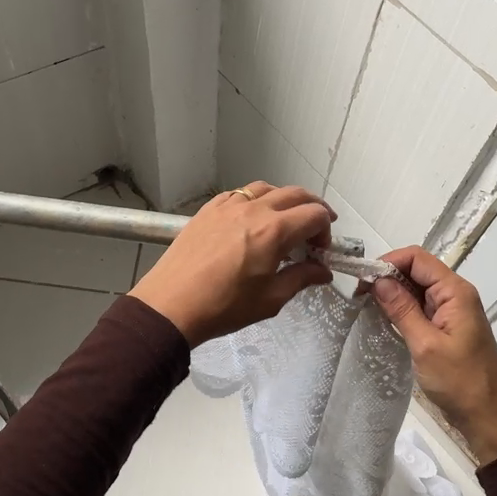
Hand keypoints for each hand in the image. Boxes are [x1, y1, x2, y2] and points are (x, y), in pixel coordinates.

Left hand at [129, 181, 334, 345]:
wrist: (172, 306)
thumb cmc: (224, 307)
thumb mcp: (270, 299)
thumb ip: (301, 278)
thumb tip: (322, 271)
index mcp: (274, 231)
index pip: (315, 214)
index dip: (325, 230)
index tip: (320, 251)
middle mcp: (254, 209)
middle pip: (296, 194)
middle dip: (312, 209)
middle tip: (314, 232)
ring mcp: (228, 205)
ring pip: (267, 188)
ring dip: (284, 201)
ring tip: (284, 222)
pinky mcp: (208, 209)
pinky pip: (239, 194)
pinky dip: (254, 201)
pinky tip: (251, 220)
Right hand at [370, 246, 496, 464]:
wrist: (488, 417)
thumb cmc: (459, 382)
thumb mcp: (425, 345)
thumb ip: (402, 310)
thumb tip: (379, 280)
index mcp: (455, 292)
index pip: (417, 258)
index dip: (388, 262)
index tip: (363, 280)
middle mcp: (456, 294)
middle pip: (417, 270)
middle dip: (388, 277)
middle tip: (359, 295)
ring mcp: (452, 311)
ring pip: (417, 288)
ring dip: (393, 293)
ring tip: (367, 306)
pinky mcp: (447, 327)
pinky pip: (422, 307)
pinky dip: (403, 308)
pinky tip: (385, 319)